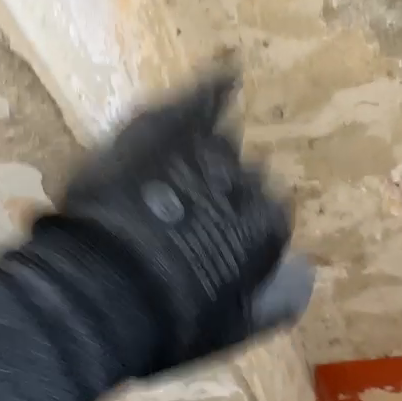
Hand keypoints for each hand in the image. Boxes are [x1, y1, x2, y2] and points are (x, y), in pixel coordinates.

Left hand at [0, 72, 307, 400]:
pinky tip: (228, 72)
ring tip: (163, 178)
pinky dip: (215, 86)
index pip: (267, 216)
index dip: (235, 228)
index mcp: (267, 229)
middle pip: (243, 178)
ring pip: (218, 144)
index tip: (209, 240)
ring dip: (201, 157)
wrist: (96, 292)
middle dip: (219, 193)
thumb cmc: (164, 321)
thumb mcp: (232, 328)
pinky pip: (204, 97)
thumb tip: (305, 271)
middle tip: (180, 215)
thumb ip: (278, 301)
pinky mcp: (168, 126)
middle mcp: (248, 183)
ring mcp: (207, 151)